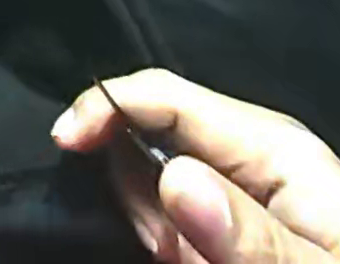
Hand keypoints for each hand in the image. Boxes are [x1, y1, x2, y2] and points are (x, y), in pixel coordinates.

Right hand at [52, 70, 339, 263]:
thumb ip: (256, 242)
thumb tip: (175, 178)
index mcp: (273, 145)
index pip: (163, 92)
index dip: (105, 104)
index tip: (65, 143)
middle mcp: (247, 149)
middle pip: (144, 127)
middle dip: (136, 188)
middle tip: (167, 254)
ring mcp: (235, 181)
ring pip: (144, 171)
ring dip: (152, 224)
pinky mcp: (225, 212)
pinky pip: (161, 206)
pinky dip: (163, 237)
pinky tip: (190, 263)